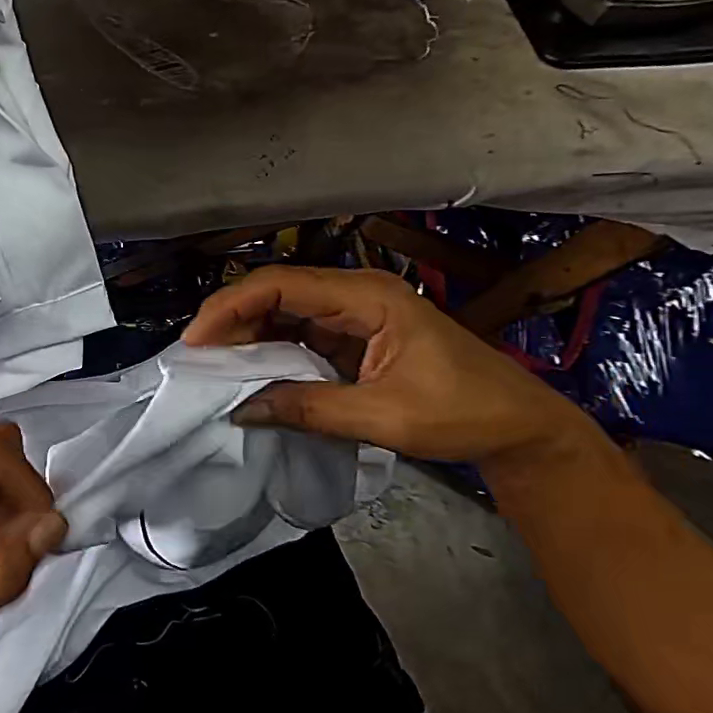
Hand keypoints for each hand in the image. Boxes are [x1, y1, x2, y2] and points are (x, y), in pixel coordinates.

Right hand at [182, 266, 585, 466]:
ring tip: (215, 371)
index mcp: (368, 296)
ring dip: (253, 340)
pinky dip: (277, 357)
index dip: (232, 307)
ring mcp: (360, 316)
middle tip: (197, 362)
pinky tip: (254, 378)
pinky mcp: (361, 340)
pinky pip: (306, 339)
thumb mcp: (384, 417)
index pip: (283, 285)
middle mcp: (359, 295)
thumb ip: (310, 409)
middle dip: (235, 323)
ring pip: (290, 316)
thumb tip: (241, 409)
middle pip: (280, 294)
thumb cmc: (463, 413)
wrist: (517, 427)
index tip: (195, 341)